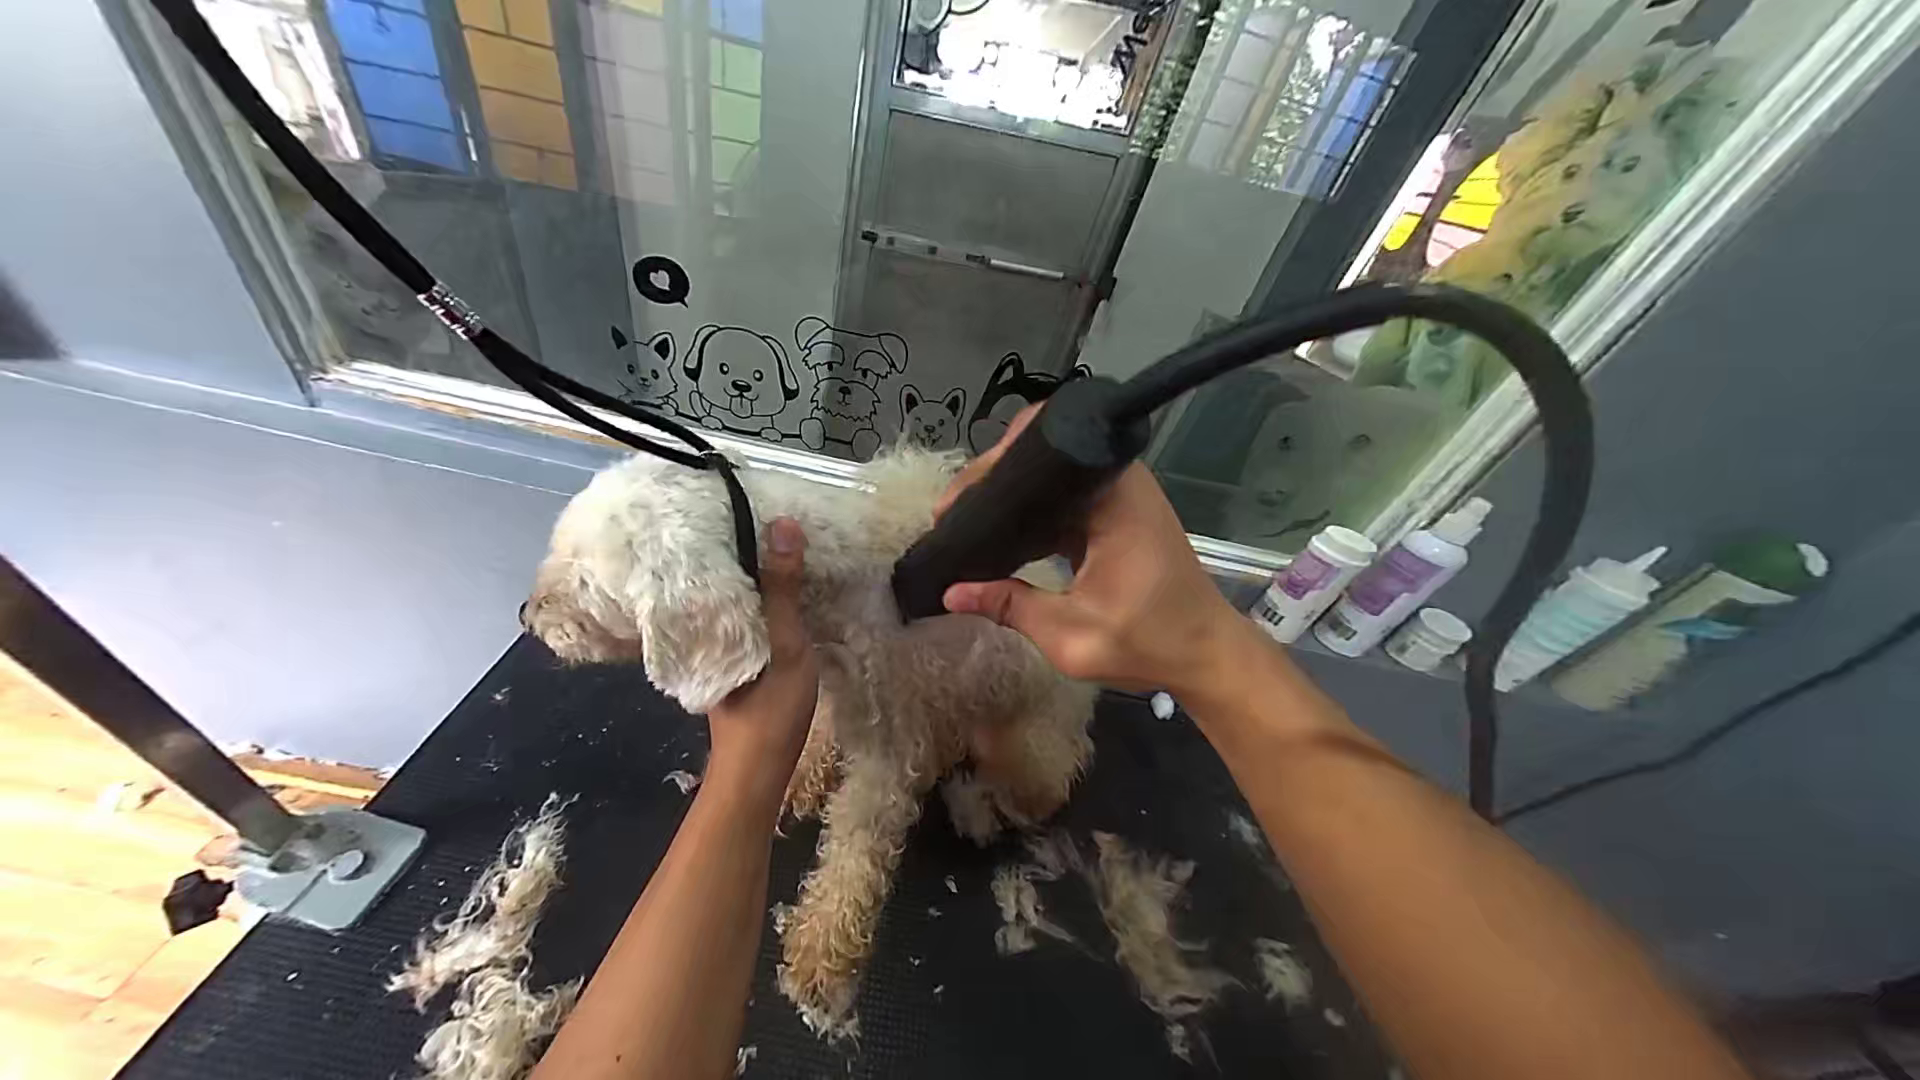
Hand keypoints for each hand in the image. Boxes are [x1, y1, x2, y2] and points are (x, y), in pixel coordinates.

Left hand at [705, 517, 818, 802]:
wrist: (759, 768)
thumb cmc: (770, 707)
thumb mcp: (785, 643)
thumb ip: (783, 588)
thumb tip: (783, 524)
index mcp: (711, 617)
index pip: (714, 558)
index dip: (728, 527)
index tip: (743, 497)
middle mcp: (707, 624)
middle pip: (722, 573)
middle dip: (739, 544)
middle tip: (762, 511)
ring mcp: (719, 641)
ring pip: (734, 593)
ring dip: (751, 569)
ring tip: (774, 540)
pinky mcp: (734, 653)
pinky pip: (744, 612)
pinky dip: (759, 594)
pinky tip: (779, 586)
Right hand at [938, 406, 1257, 696]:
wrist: (1204, 653)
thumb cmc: (1151, 642)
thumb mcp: (1072, 635)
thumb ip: (1011, 609)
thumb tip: (952, 593)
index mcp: (1113, 496)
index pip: (1040, 456)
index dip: (993, 469)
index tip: (957, 501)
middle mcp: (1116, 482)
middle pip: (1041, 459)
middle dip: (993, 481)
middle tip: (950, 513)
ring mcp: (1116, 495)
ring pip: (1048, 480)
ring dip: (1010, 498)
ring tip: (964, 521)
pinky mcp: (1112, 513)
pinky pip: (1061, 501)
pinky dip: (1030, 515)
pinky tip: (999, 533)